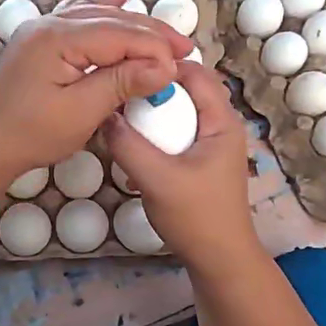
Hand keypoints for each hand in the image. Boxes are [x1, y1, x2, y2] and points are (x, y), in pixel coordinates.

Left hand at [0, 0, 192, 185]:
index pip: (120, 33)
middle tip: (186, 46)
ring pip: (95, 8)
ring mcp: (43, 29)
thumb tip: (167, 68)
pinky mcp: (42, 41)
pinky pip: (77, 12)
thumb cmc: (30, 134)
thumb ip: (123, 83)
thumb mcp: (81, 113)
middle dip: (151, 30)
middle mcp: (50, 24)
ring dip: (126, 1)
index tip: (181, 67)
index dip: (155, 48)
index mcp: (58, 38)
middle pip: (112, 17)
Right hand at [104, 59, 258, 269]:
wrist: (219, 260)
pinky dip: (156, 137)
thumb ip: (128, 145)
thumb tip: (104, 115)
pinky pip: (176, 135)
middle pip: (185, 90)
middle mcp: (220, 126)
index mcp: (222, 122)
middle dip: (152, 91)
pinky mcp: (201, 162)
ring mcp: (211, 145)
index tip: (125, 70)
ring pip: (178, 115)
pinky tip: (133, 151)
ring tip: (121, 121)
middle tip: (118, 95)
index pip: (194, 72)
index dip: (161, 65)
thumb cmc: (196, 218)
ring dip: (152, 116)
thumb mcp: (157, 179)